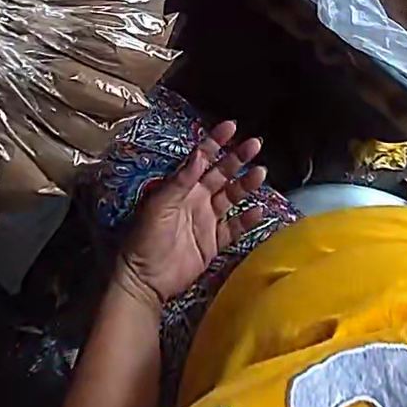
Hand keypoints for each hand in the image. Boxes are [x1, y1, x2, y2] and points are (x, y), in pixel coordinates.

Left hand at [114, 121, 266, 307]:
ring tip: (261, 172)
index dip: (216, 141)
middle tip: (255, 144)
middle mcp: (197, 198)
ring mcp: (207, 220)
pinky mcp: (213, 242)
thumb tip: (200, 153)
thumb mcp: (160, 204)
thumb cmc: (146, 236)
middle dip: (238, 157)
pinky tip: (259, 210)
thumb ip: (182, 180)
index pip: (202, 157)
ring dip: (246, 184)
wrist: (145, 279)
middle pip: (222, 173)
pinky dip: (247, 219)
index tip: (232, 126)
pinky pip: (234, 227)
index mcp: (183, 185)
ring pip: (231, 196)